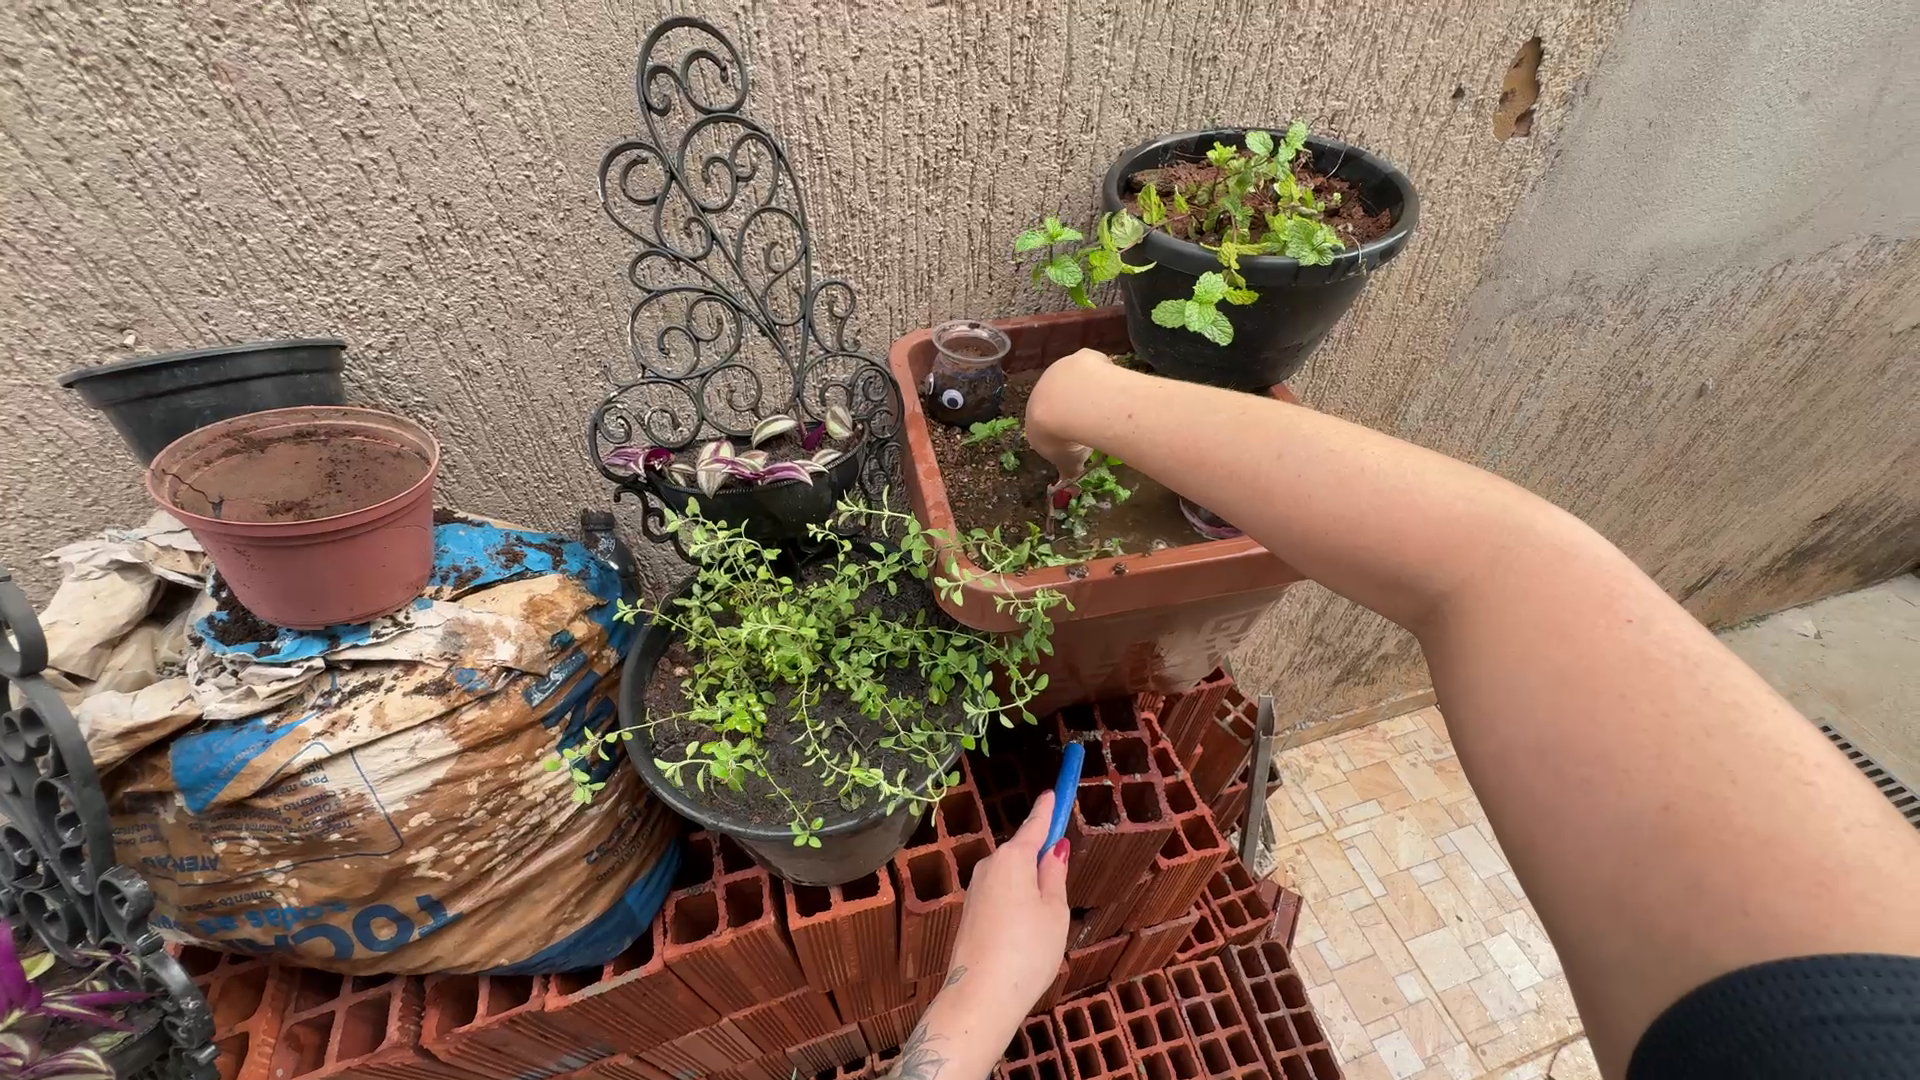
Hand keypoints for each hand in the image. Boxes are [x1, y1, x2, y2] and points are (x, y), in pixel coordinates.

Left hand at [945, 790, 1070, 1020]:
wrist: (979, 995)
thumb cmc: (1027, 951)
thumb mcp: (1054, 911)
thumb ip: (1055, 875)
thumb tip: (1055, 848)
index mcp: (1013, 858)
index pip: (1035, 825)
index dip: (1048, 809)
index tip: (1053, 791)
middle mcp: (990, 865)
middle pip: (1021, 851)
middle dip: (1040, 859)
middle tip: (1060, 885)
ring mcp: (976, 887)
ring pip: (1011, 875)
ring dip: (1028, 886)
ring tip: (1043, 928)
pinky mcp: (970, 910)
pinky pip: (1000, 893)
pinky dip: (1015, 902)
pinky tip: (1023, 935)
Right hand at [1024, 348, 1113, 489]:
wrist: (1068, 405)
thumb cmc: (1060, 437)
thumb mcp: (1065, 462)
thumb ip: (1068, 470)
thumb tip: (1070, 485)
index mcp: (1034, 416)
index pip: (1047, 423)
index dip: (1063, 431)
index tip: (1078, 439)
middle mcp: (1042, 390)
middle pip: (1060, 399)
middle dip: (1075, 409)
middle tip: (1094, 423)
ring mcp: (1061, 371)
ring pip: (1076, 380)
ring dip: (1088, 390)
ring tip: (1105, 406)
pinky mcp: (1080, 357)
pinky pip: (1093, 365)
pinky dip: (1102, 373)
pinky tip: (1112, 386)